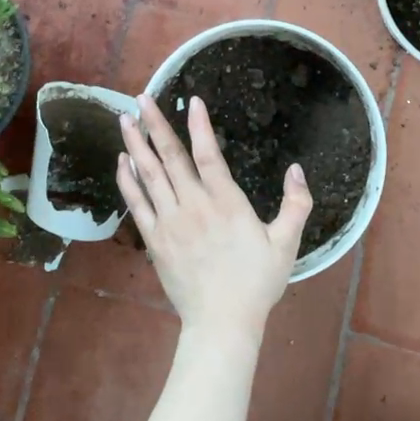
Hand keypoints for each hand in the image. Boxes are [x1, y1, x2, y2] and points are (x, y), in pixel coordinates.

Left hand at [116, 94, 311, 341]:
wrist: (222, 324)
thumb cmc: (257, 282)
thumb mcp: (287, 243)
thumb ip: (296, 204)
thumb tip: (297, 169)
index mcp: (226, 203)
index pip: (208, 154)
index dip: (199, 126)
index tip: (192, 101)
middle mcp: (194, 206)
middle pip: (171, 157)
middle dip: (155, 124)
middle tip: (142, 97)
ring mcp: (170, 222)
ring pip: (149, 175)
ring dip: (136, 145)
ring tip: (125, 119)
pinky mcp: (155, 240)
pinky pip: (137, 203)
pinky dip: (128, 180)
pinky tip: (122, 161)